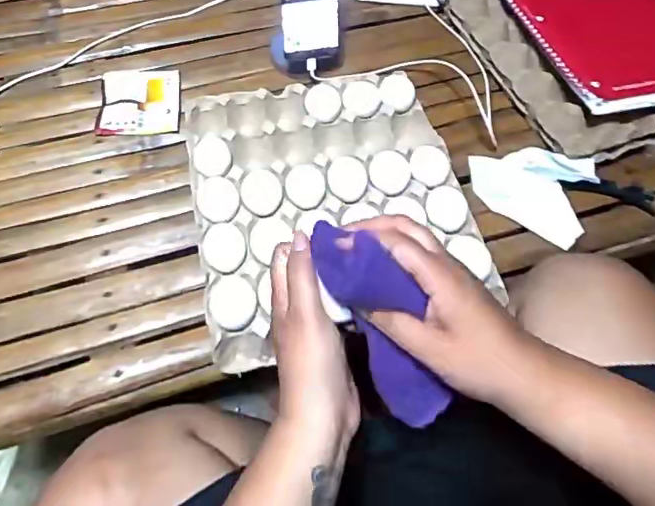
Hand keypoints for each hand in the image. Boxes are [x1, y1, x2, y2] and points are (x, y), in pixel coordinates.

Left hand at [270, 229, 358, 450]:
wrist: (324, 419)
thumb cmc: (311, 362)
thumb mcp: (305, 311)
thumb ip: (301, 274)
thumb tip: (299, 234)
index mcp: (284, 300)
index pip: (285, 257)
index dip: (303, 242)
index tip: (332, 234)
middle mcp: (297, 310)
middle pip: (308, 272)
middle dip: (327, 256)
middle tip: (356, 246)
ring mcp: (316, 327)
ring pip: (327, 291)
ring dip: (341, 277)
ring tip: (367, 262)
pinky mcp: (335, 343)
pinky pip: (341, 312)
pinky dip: (352, 299)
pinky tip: (371, 292)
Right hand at [345, 215, 538, 406]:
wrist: (523, 371)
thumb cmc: (477, 362)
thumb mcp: (428, 349)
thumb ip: (390, 321)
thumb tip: (356, 300)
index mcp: (438, 272)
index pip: (395, 241)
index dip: (362, 238)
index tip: (333, 244)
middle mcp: (444, 260)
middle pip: (405, 226)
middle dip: (371, 226)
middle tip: (341, 240)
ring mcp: (451, 267)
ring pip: (414, 234)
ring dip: (384, 234)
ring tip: (355, 250)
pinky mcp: (453, 279)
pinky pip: (419, 250)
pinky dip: (395, 247)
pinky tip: (381, 269)